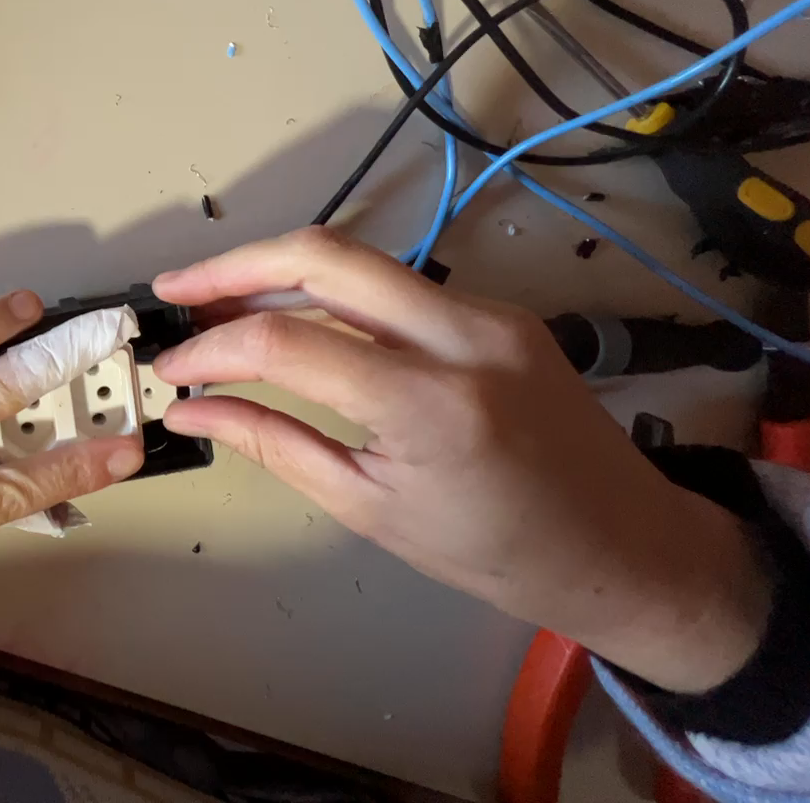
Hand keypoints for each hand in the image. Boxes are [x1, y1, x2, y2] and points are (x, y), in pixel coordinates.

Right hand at [151, 227, 771, 693]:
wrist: (637, 552)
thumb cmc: (496, 552)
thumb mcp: (366, 507)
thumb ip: (269, 442)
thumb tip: (189, 411)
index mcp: (430, 404)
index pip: (286, 342)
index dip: (211, 348)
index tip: (172, 369)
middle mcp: (462, 335)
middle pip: (321, 257)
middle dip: (230, 266)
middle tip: (174, 290)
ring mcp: (484, 312)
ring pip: (349, 257)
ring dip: (267, 269)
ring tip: (209, 300)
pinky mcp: (487, 309)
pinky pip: (381, 281)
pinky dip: (314, 288)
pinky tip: (278, 311)